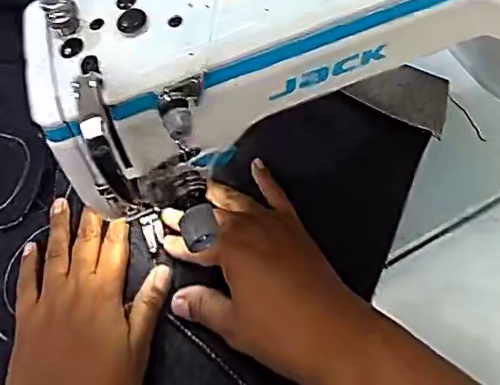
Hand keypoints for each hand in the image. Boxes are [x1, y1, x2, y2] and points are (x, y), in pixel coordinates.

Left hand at [7, 197, 170, 384]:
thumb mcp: (134, 350)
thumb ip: (148, 306)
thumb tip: (162, 271)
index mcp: (105, 293)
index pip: (115, 247)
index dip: (119, 224)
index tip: (122, 205)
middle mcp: (76, 288)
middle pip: (85, 243)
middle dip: (90, 216)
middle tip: (92, 194)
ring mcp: (49, 300)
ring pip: (55, 253)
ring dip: (58, 227)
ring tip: (60, 204)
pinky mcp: (26, 318)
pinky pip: (26, 282)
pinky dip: (27, 263)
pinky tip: (29, 248)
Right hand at [161, 160, 471, 384]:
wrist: (334, 333)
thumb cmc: (288, 332)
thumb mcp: (234, 325)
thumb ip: (205, 306)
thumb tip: (183, 298)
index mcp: (231, 250)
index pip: (194, 241)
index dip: (177, 240)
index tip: (165, 237)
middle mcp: (251, 229)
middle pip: (212, 214)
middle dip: (191, 214)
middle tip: (175, 211)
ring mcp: (273, 224)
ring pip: (239, 199)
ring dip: (220, 192)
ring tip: (205, 185)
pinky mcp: (293, 226)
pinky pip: (276, 194)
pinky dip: (266, 178)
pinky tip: (259, 166)